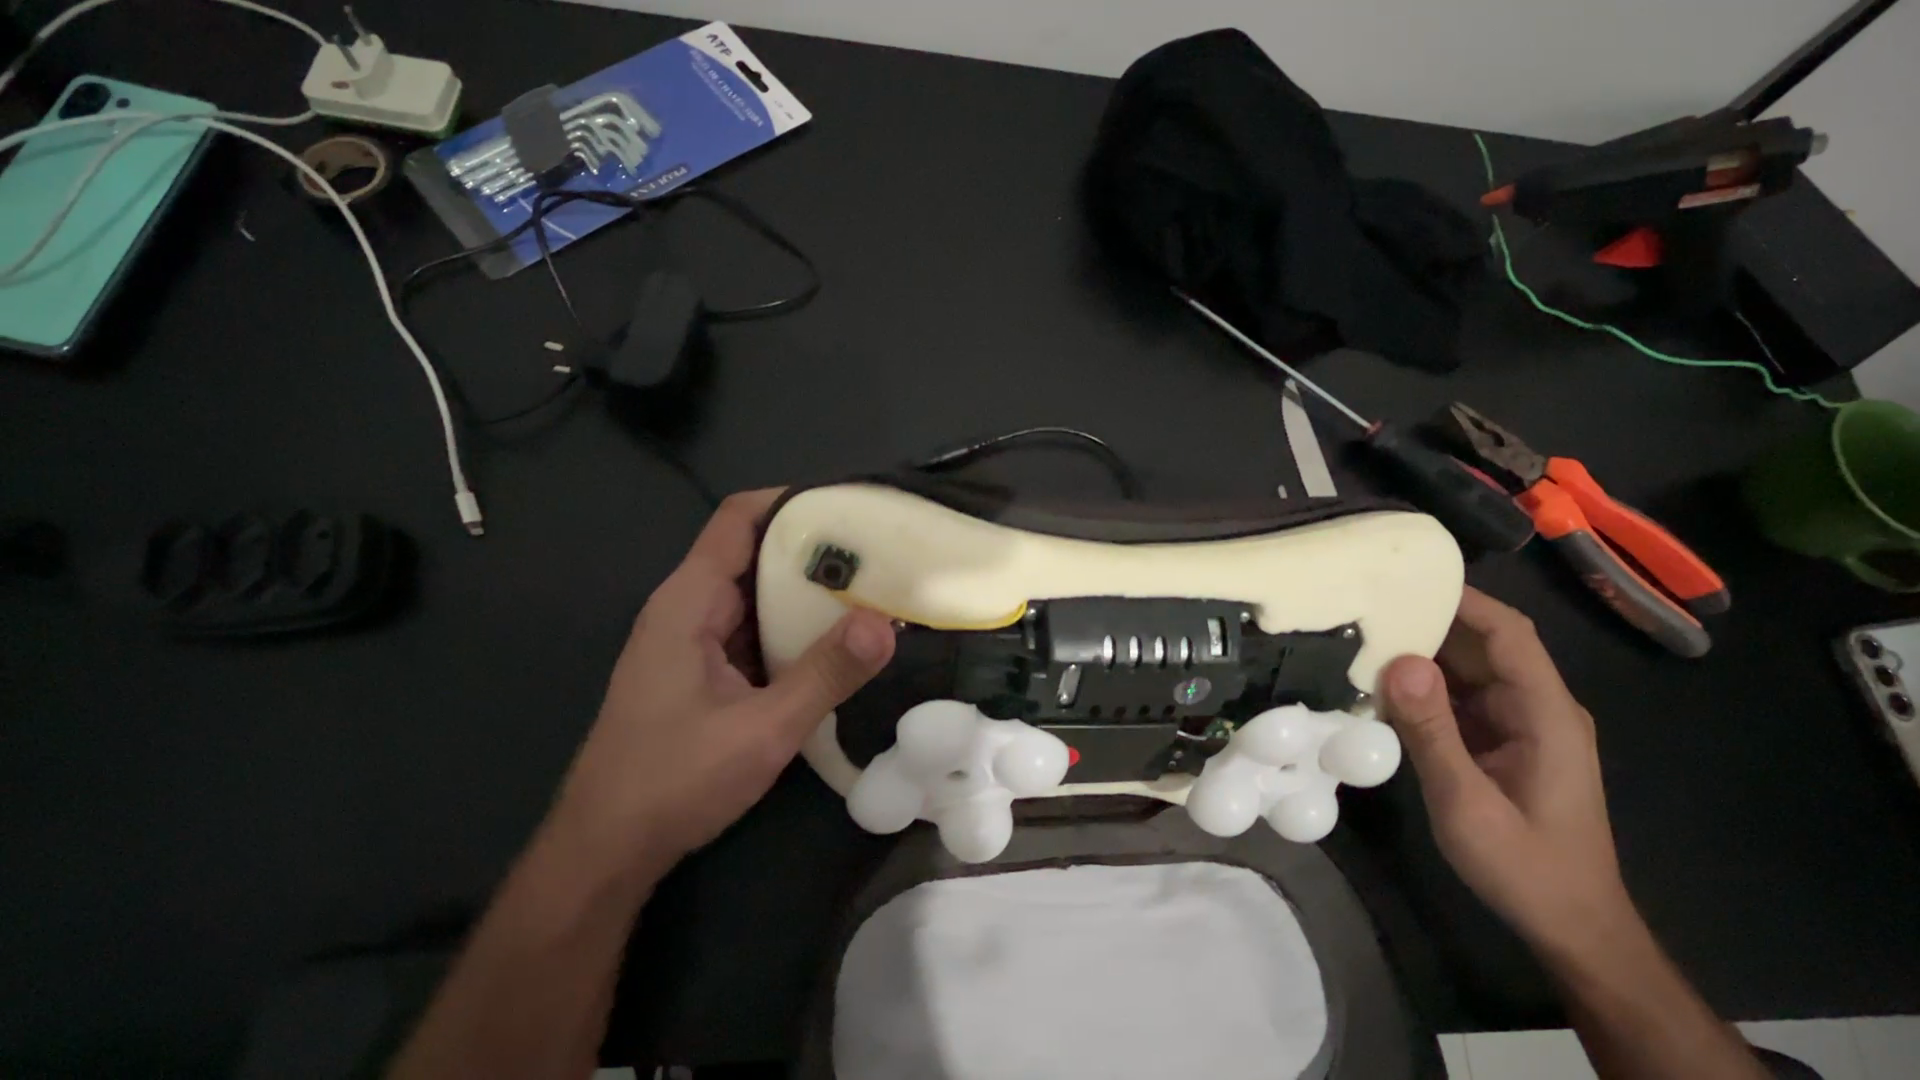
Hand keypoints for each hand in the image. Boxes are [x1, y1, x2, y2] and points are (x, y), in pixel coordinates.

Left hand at [555, 490, 896, 872]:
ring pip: (756, 598)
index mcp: (689, 602)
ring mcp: (692, 645)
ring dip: (808, 595)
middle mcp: (688, 611)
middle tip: (884, 555)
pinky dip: (793, 632)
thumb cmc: (673, 780)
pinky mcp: (701, 676)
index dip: (793, 502)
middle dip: (815, 551)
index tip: (854, 507)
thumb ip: (824, 675)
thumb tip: (885, 623)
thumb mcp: (761, 730)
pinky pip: (752, 635)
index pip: (739, 519)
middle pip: (753, 555)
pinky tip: (837, 647)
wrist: (607, 848)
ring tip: (875, 593)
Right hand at [1379, 587, 1634, 956]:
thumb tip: (1399, 663)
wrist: (1572, 924)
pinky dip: (1426, 690)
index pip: (1508, 634)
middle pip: (1486, 646)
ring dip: (1423, 657)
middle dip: (1430, 623)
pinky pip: (1463, 701)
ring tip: (1364, 638)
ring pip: (1471, 672)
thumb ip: (1433, 732)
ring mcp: (1522, 727)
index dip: (1463, 601)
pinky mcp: (1504, 745)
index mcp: (1546, 713)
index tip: (1405, 578)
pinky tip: (1383, 688)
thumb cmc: (1526, 866)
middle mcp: (1538, 708)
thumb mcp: (1467, 803)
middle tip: (1366, 606)